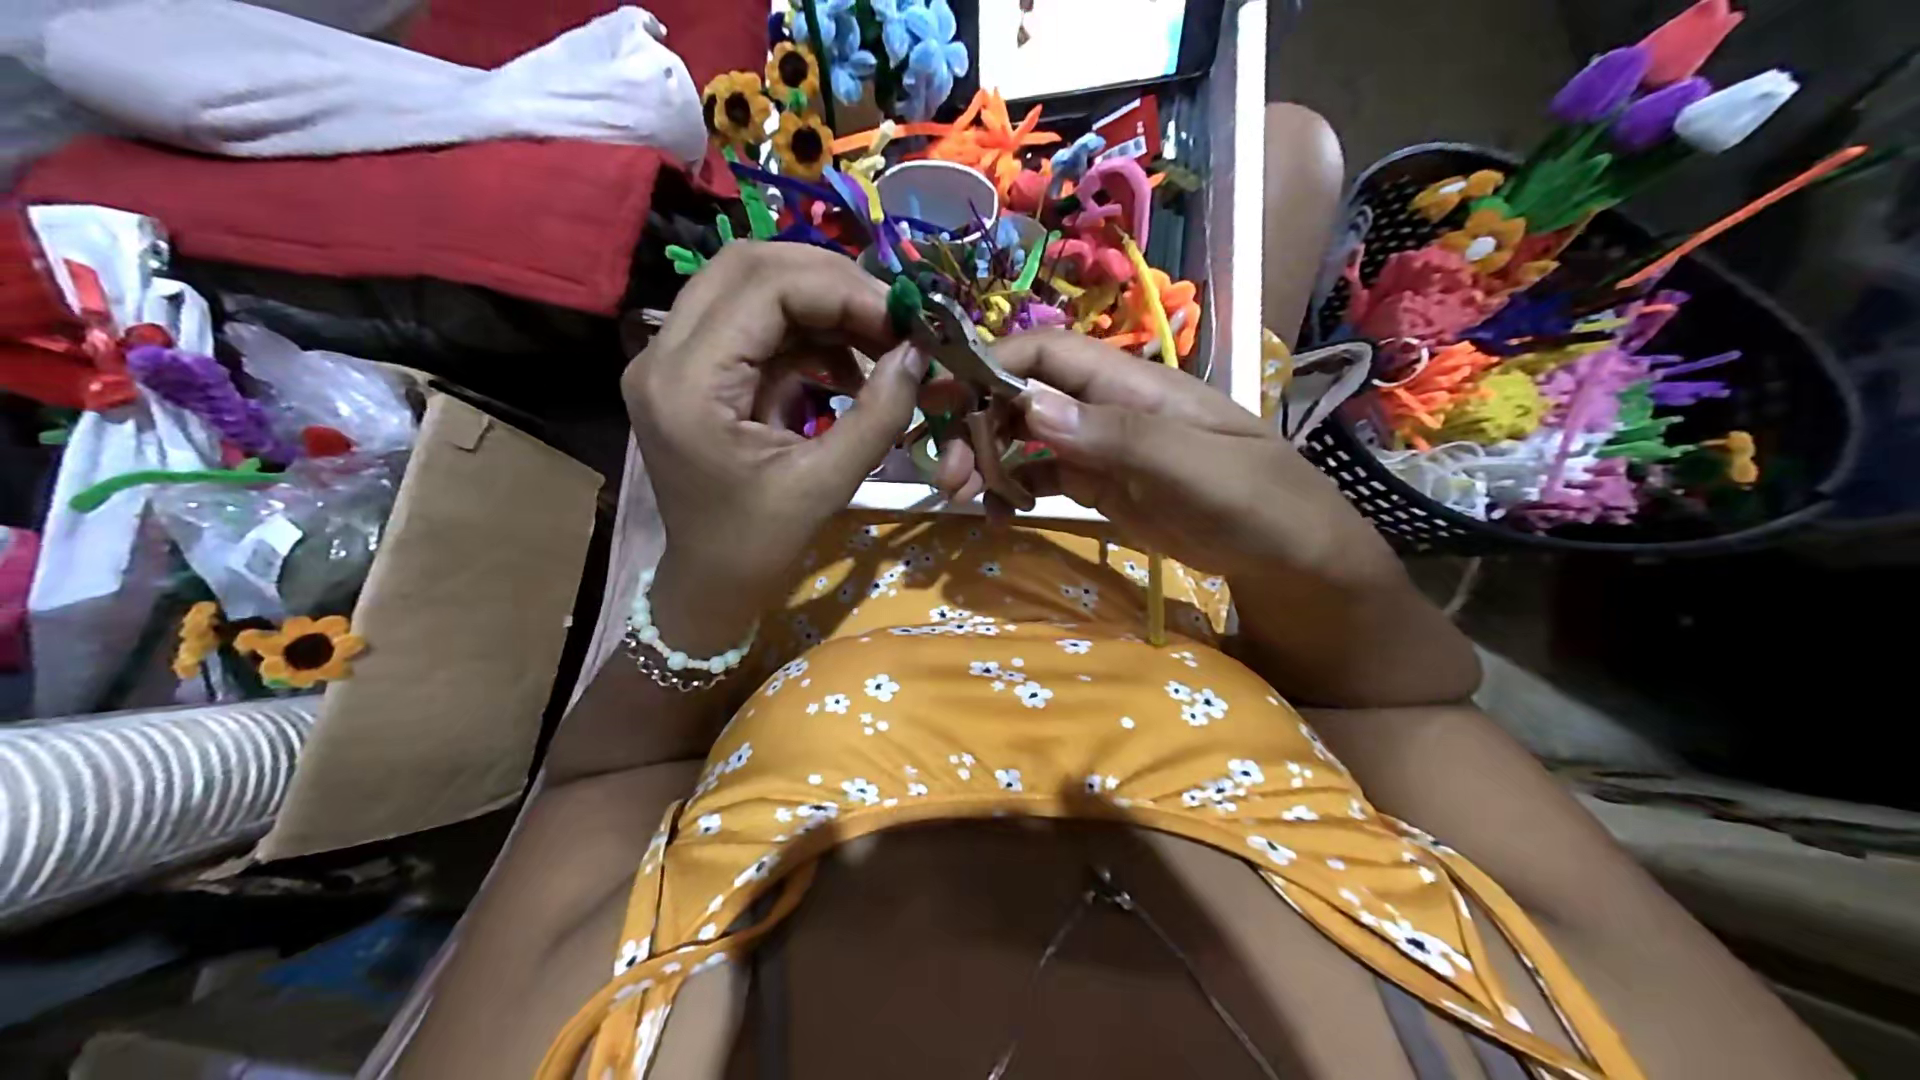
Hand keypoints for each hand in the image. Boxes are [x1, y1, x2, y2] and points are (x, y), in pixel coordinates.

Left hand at [623, 243, 925, 648]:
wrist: (710, 581)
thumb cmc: (758, 545)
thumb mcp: (825, 484)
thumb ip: (877, 414)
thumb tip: (919, 353)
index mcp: (688, 384)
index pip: (763, 286)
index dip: (841, 289)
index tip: (902, 320)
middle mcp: (665, 353)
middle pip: (750, 266)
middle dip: (832, 283)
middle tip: (891, 319)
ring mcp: (674, 358)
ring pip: (752, 286)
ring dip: (823, 305)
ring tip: (878, 342)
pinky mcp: (695, 369)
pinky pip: (757, 324)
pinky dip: (809, 334)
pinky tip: (847, 368)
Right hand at [930, 330, 1397, 586]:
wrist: (1289, 555)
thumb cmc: (1256, 500)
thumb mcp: (1194, 467)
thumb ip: (1116, 436)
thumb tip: (1029, 407)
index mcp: (1130, 384)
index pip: (1046, 354)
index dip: (990, 365)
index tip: (941, 399)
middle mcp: (1107, 407)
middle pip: (1023, 396)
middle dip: (978, 427)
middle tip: (949, 478)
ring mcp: (1101, 447)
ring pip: (1024, 438)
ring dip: (989, 462)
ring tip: (968, 501)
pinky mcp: (1099, 485)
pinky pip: (1040, 477)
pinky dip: (1013, 490)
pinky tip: (1002, 516)